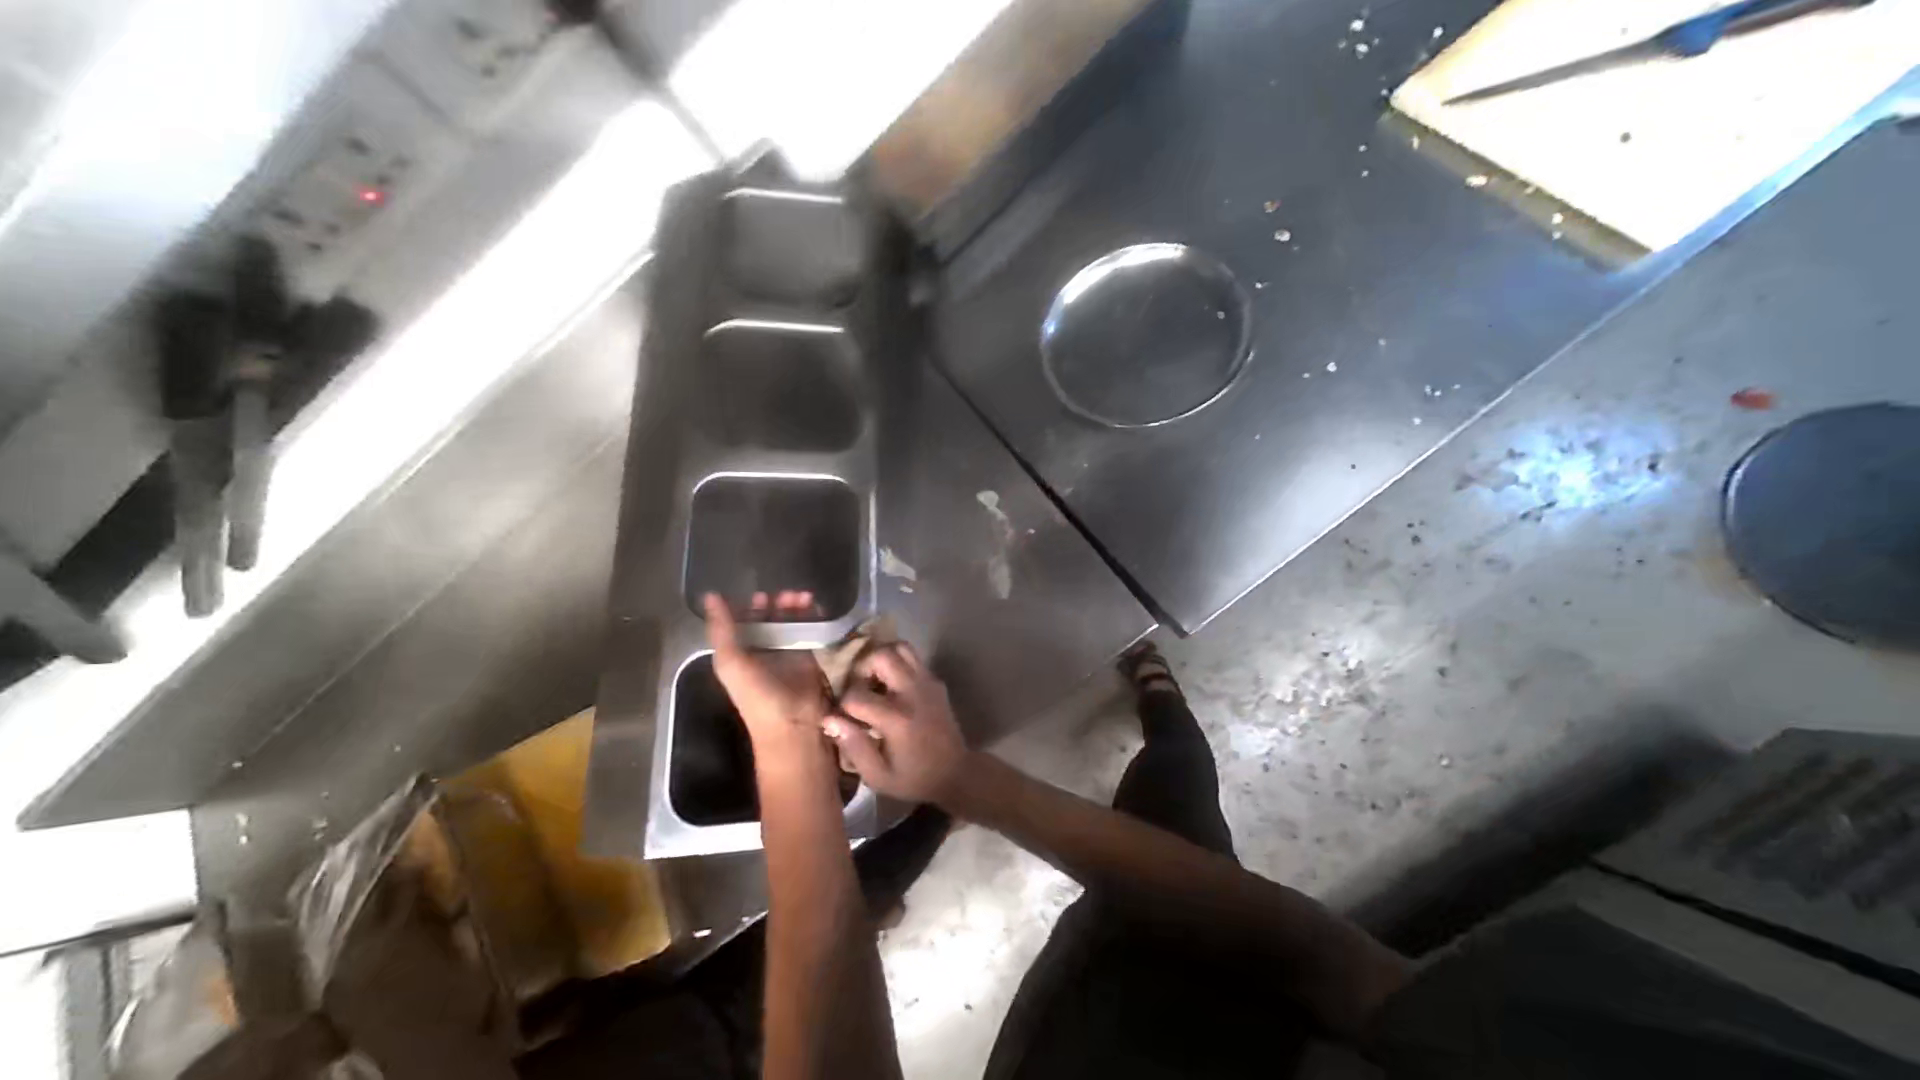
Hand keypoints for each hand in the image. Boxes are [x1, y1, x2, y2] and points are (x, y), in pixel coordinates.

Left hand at [704, 592, 832, 764]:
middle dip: (777, 603)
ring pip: (792, 621)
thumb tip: (711, 595)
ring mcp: (789, 653)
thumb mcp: (730, 662)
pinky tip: (817, 606)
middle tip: (787, 594)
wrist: (792, 725)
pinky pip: (812, 630)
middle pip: (770, 618)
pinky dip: (814, 617)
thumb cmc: (756, 695)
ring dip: (796, 607)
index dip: (750, 606)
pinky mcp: (811, 656)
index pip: (744, 621)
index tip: (761, 593)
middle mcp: (764, 650)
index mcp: (740, 653)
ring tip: (804, 598)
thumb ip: (722, 629)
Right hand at [825, 642, 969, 804]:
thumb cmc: (914, 778)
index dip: (843, 705)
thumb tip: (829, 719)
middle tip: (858, 687)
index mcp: (897, 719)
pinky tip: (892, 686)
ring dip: (882, 658)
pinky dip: (898, 663)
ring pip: (900, 647)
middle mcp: (913, 693)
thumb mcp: (878, 776)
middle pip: (881, 656)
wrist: (956, 773)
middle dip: (862, 668)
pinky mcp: (936, 681)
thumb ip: (853, 746)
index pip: (856, 695)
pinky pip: (914, 658)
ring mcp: (928, 683)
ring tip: (875, 680)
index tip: (844, 717)